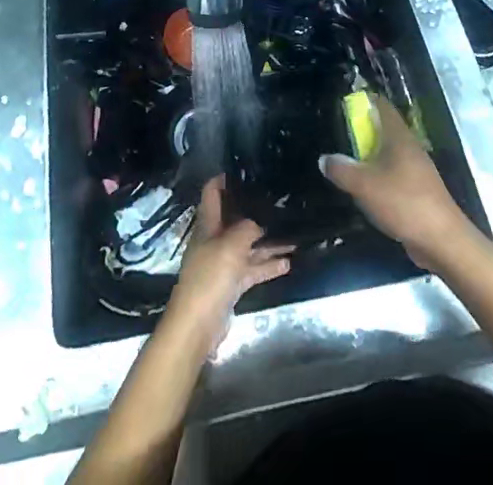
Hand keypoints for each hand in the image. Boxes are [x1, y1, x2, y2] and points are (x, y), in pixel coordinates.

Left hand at [164, 177, 292, 353]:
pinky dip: (267, 266)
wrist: (198, 324)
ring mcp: (223, 264)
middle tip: (279, 202)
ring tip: (294, 235)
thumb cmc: (210, 277)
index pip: (212, 194)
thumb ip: (246, 229)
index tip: (241, 168)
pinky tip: (287, 262)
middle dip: (255, 213)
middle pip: (234, 221)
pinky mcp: (231, 285)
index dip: (222, 179)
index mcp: (207, 226)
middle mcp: (214, 241)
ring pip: (248, 247)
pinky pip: (252, 270)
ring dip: (268, 242)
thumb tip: (258, 220)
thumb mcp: (230, 246)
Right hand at [319, 95, 476, 268]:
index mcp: (398, 137)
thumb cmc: (403, 202)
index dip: (362, 100)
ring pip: (386, 153)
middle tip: (336, 137)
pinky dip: (376, 175)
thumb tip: (325, 159)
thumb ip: (340, 168)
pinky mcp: (417, 189)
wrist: (442, 240)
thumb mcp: (363, 185)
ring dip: (366, 156)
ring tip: (345, 164)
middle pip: (382, 129)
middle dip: (359, 131)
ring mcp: (416, 169)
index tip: (341, 106)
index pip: (381, 105)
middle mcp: (409, 147)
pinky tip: (363, 190)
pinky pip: (392, 173)